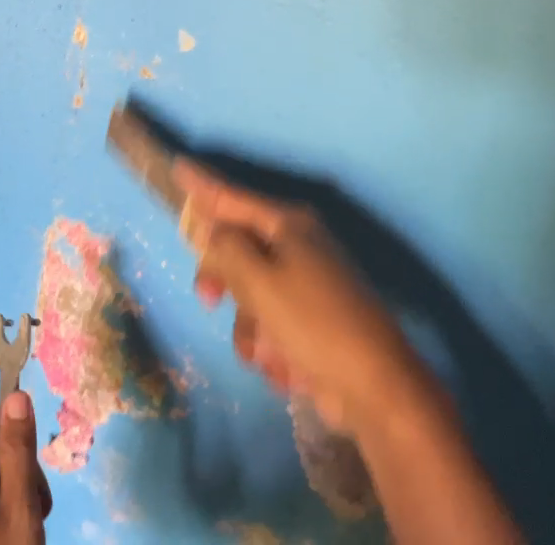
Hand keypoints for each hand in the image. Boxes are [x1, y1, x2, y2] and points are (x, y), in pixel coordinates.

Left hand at [0, 391, 51, 543]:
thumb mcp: (18, 502)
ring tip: (26, 526)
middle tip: (32, 509)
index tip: (30, 471)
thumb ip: (18, 449)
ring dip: (18, 493)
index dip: (17, 435)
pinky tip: (14, 534)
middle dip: (22, 470)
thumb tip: (16, 394)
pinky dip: (6, 511)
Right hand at [178, 161, 525, 543]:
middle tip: (207, 299)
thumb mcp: (257, 282)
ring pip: (252, 296)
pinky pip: (272, 326)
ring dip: (251, 329)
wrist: (376, 389)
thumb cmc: (312, 323)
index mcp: (290, 226)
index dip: (203, 186)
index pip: (233, 197)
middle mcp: (301, 247)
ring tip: (268, 355)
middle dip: (223, 280)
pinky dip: (272, 349)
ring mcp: (310, 285)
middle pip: (239, 250)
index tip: (178, 165)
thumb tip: (210, 226)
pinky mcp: (314, 323)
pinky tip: (288, 371)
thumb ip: (225, 248)